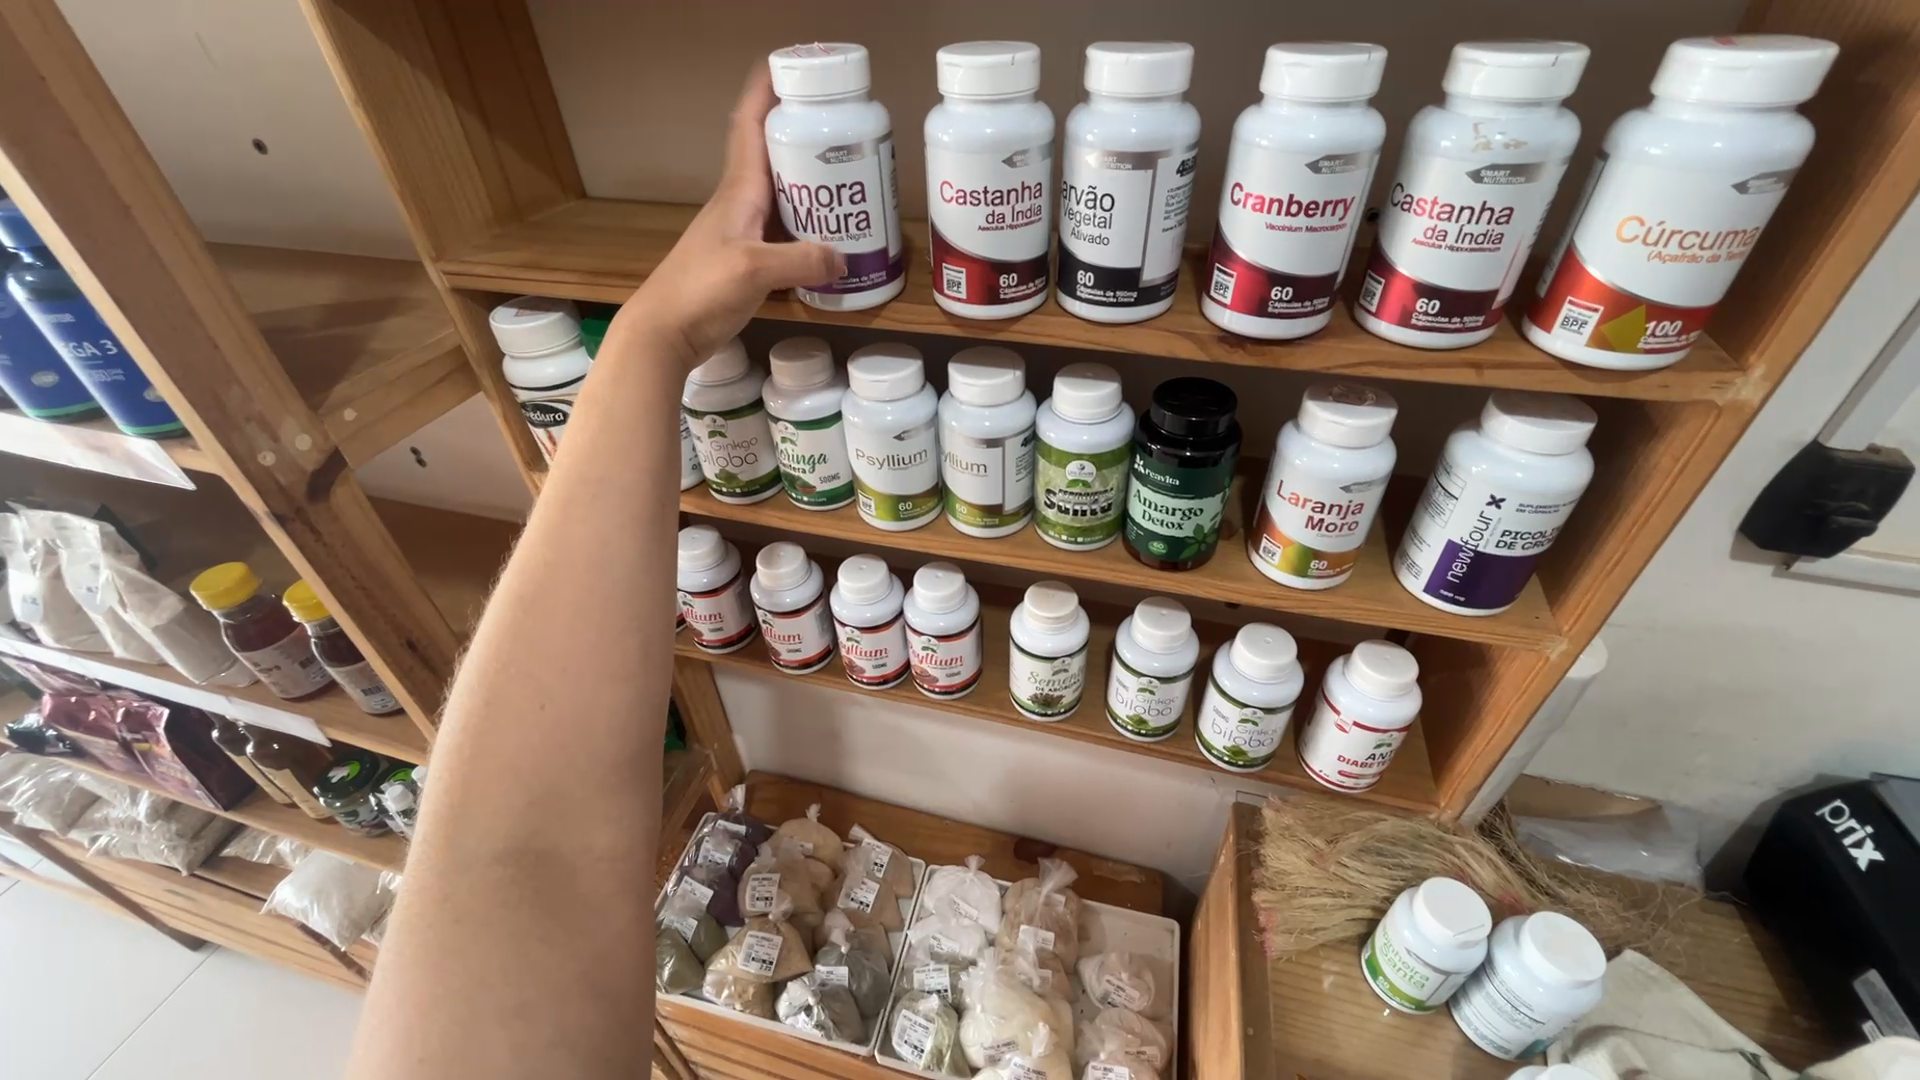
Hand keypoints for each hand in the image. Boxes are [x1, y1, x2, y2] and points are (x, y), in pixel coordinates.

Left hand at [611, 65, 844, 368]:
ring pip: (782, 198)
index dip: (766, 92)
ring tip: (848, 185)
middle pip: (773, 159)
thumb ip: (801, 261)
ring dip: (809, 187)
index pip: (750, 126)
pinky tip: (829, 244)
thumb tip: (845, 258)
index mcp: (738, 192)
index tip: (792, 69)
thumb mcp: (754, 270)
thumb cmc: (701, 289)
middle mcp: (740, 205)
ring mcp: (743, 235)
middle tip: (843, 134)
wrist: (666, 331)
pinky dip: (807, 231)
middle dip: (803, 139)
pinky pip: (784, 235)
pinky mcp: (747, 263)